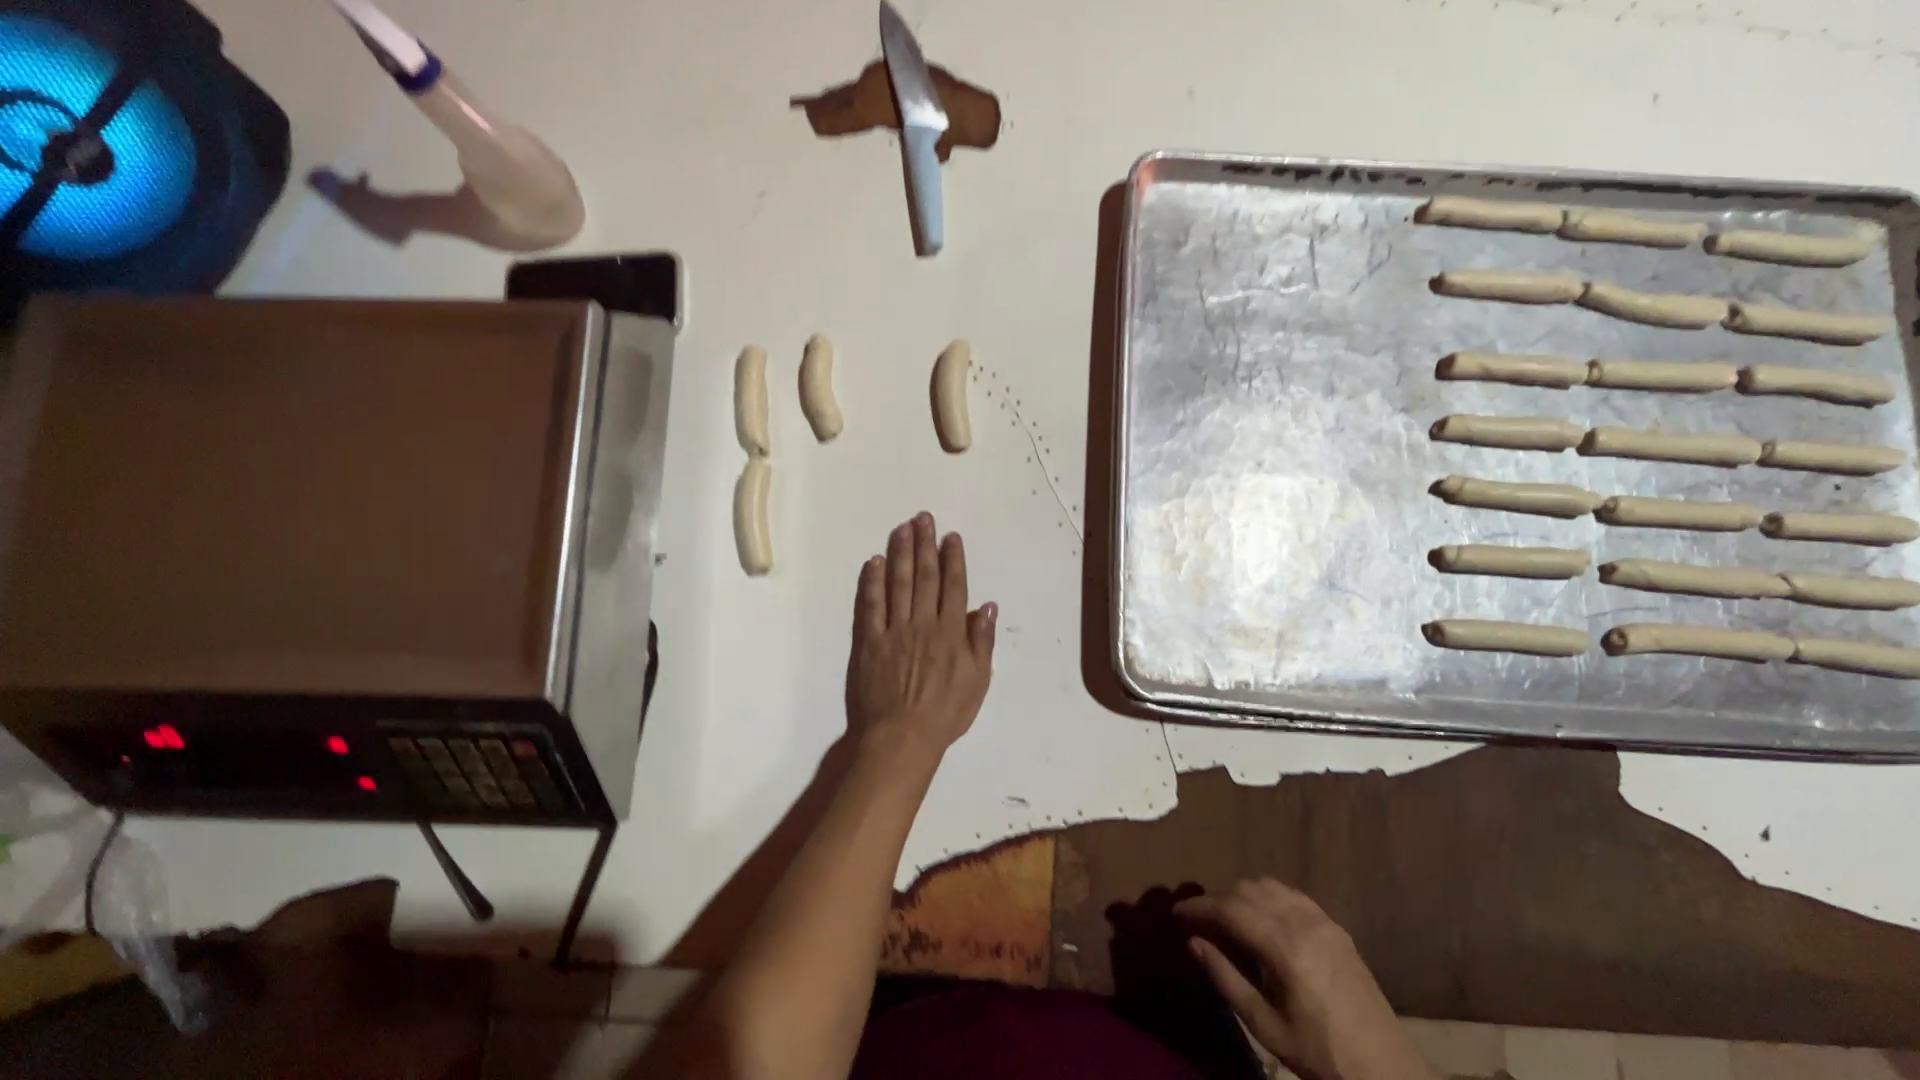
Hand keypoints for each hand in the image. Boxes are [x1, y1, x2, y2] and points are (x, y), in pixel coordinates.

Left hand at [848, 513, 996, 760]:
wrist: (902, 737)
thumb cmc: (946, 714)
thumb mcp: (978, 682)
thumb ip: (982, 642)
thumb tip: (987, 607)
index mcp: (951, 632)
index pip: (953, 586)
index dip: (953, 559)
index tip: (950, 537)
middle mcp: (923, 623)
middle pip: (924, 576)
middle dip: (925, 544)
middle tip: (923, 518)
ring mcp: (894, 630)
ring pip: (897, 583)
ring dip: (899, 553)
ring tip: (901, 529)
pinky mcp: (870, 641)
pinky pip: (871, 605)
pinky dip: (872, 582)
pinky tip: (873, 562)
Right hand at [1175, 879, 1432, 1079]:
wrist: (1382, 1068)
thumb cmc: (1316, 1051)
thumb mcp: (1263, 1024)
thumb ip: (1225, 977)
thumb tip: (1193, 942)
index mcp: (1285, 947)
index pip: (1230, 908)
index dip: (1199, 907)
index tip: (1176, 912)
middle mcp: (1304, 923)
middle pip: (1249, 889)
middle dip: (1218, 898)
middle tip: (1198, 920)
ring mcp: (1324, 922)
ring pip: (1271, 886)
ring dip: (1243, 894)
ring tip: (1226, 918)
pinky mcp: (1337, 928)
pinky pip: (1293, 896)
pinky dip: (1268, 897)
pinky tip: (1261, 920)